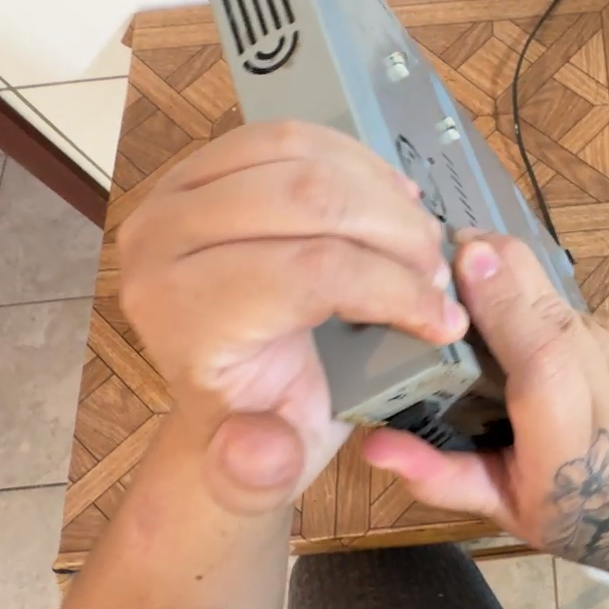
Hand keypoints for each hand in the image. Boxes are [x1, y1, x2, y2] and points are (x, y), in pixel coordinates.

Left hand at [117, 120, 466, 512]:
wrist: (234, 391)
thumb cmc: (265, 421)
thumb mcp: (267, 468)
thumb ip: (255, 472)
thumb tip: (259, 450)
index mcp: (184, 315)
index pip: (309, 272)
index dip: (394, 290)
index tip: (445, 320)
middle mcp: (163, 240)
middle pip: (308, 199)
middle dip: (398, 235)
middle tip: (439, 276)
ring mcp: (180, 192)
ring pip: (305, 156)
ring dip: (385, 196)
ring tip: (421, 244)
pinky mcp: (208, 164)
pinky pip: (294, 136)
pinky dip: (358, 163)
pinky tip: (394, 200)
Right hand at [361, 233, 608, 571]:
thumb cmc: (572, 519)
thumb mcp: (502, 511)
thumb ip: (440, 478)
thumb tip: (372, 444)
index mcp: (573, 452)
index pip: (545, 364)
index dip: (507, 305)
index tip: (465, 256)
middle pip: (561, 317)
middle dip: (507, 269)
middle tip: (453, 246)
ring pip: (571, 307)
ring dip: (523, 286)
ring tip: (479, 283)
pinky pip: (585, 317)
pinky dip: (547, 310)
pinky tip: (527, 324)